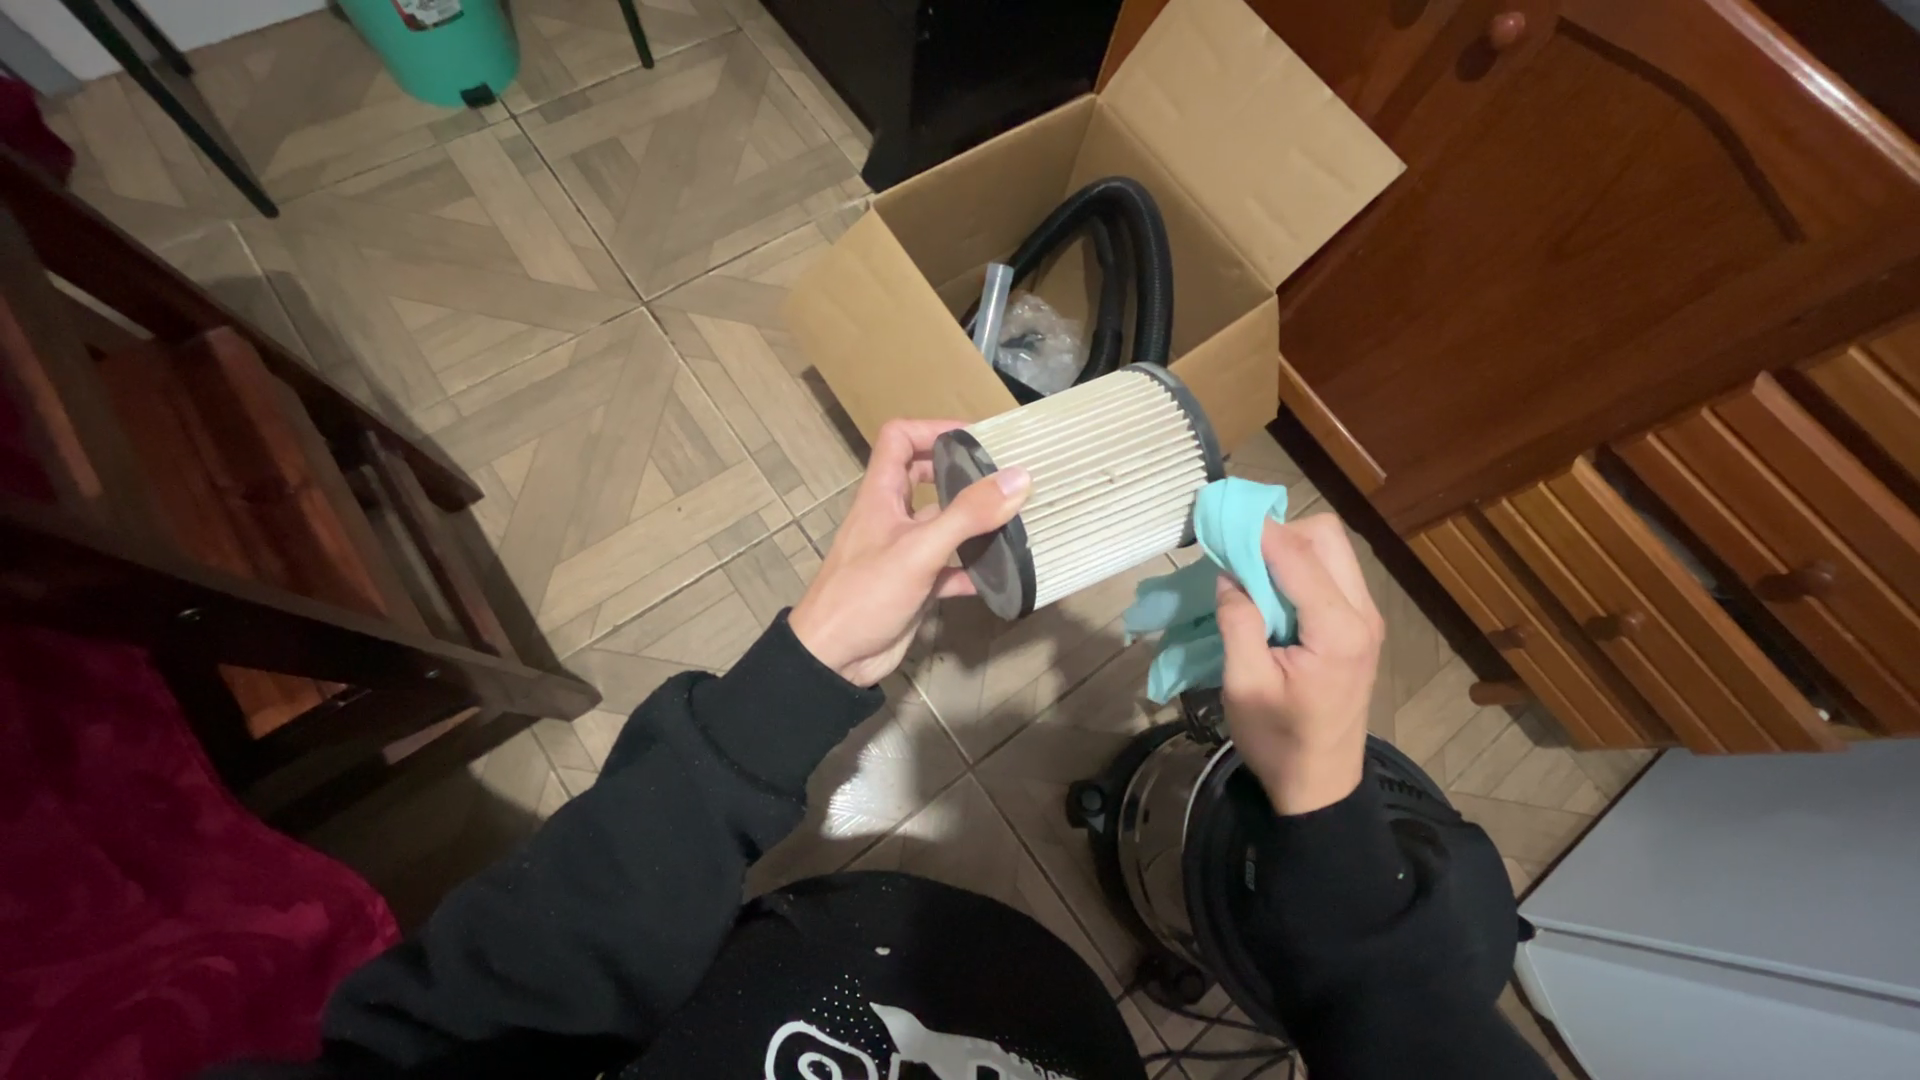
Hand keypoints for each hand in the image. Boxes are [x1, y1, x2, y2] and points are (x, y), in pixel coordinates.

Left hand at [790, 419, 1030, 686]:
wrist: (834, 658)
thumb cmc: (866, 594)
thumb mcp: (919, 550)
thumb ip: (968, 514)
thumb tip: (1018, 477)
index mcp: (881, 495)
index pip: (899, 438)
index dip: (932, 429)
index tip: (975, 438)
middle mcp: (892, 516)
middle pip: (926, 478)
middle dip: (963, 474)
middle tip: (1005, 478)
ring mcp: (904, 552)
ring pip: (943, 525)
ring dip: (975, 523)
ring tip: (1017, 520)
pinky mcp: (914, 585)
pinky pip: (950, 568)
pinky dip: (973, 568)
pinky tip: (1001, 575)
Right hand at [1215, 514, 1384, 815]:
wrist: (1319, 783)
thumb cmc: (1277, 739)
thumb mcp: (1243, 684)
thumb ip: (1237, 621)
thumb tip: (1229, 573)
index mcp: (1337, 629)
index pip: (1297, 555)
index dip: (1257, 530)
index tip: (1220, 519)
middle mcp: (1362, 614)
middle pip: (1327, 537)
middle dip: (1279, 532)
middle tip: (1237, 552)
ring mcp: (1366, 618)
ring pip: (1332, 549)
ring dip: (1289, 547)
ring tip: (1249, 570)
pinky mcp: (1358, 626)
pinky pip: (1331, 573)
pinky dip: (1298, 567)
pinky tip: (1268, 589)